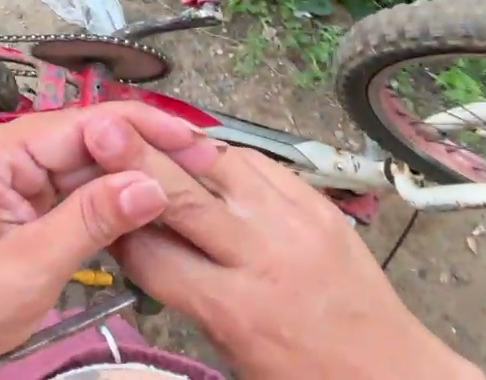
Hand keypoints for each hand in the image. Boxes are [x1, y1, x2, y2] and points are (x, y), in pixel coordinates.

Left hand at [0, 103, 219, 378]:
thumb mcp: (30, 266)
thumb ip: (92, 220)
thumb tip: (152, 183)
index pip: (79, 123)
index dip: (139, 128)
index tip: (192, 139)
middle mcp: (3, 149)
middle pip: (84, 140)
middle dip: (139, 152)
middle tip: (200, 164)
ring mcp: (12, 174)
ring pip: (83, 165)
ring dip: (127, 176)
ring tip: (184, 182)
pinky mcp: (19, 199)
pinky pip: (71, 190)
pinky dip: (105, 201)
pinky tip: (144, 205)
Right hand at [91, 130, 484, 379]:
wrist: (395, 379)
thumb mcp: (233, 356)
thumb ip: (185, 296)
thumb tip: (139, 242)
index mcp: (236, 311)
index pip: (154, 256)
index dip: (117, 231)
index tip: (90, 205)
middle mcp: (262, 257)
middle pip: (183, 197)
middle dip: (137, 161)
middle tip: (103, 130)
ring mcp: (295, 222)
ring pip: (221, 164)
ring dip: (181, 150)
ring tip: (150, 137)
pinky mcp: (318, 203)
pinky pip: (258, 163)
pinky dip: (225, 159)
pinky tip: (208, 161)